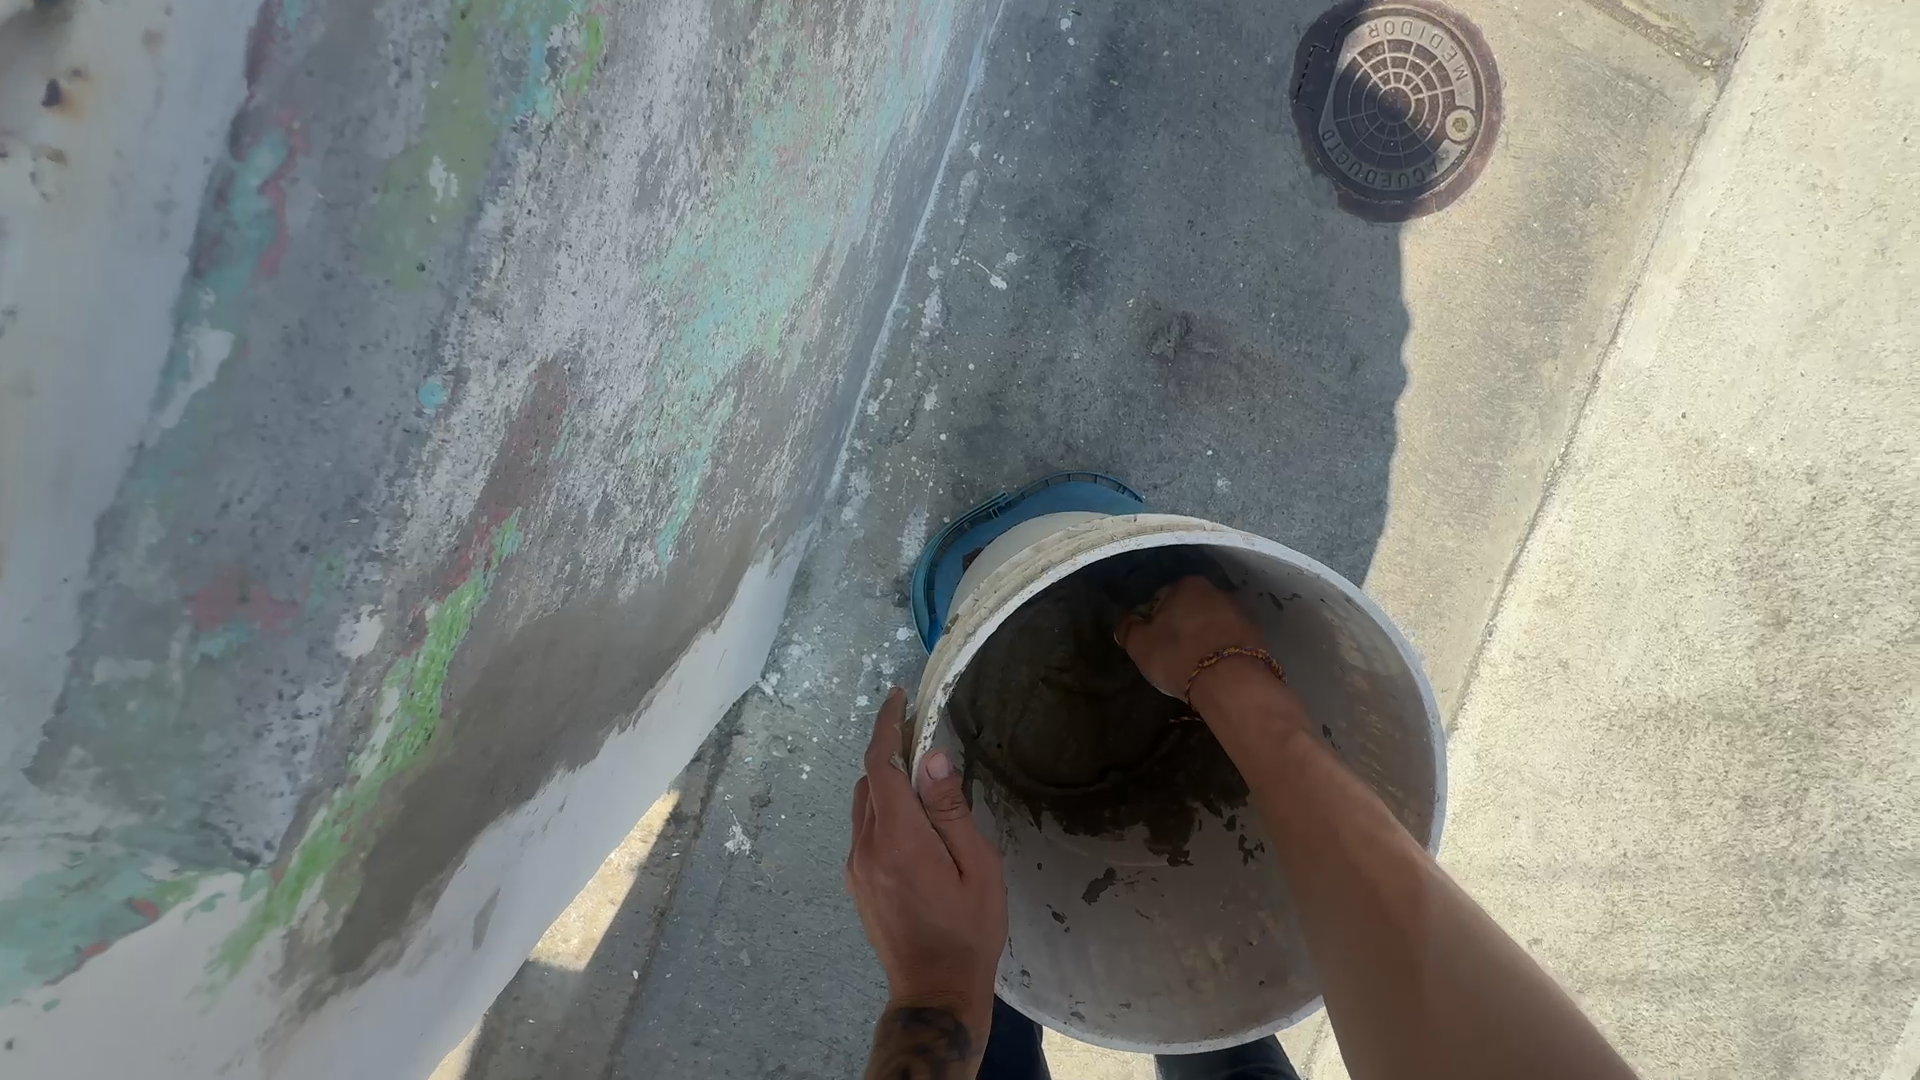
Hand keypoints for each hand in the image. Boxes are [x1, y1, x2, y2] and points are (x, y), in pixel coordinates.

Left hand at [847, 688, 1006, 1036]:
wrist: (934, 993)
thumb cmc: (968, 930)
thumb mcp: (977, 867)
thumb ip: (950, 810)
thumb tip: (931, 757)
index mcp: (897, 838)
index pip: (880, 764)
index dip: (887, 725)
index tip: (898, 696)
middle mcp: (865, 846)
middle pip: (869, 779)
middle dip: (891, 749)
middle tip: (922, 731)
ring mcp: (856, 866)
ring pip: (863, 802)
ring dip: (886, 779)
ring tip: (921, 773)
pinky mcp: (856, 880)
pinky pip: (864, 827)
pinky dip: (883, 806)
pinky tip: (913, 818)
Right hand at [1114, 575, 1268, 698]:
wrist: (1232, 682)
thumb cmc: (1178, 656)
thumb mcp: (1138, 644)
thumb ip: (1127, 627)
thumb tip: (1126, 620)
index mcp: (1187, 585)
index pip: (1160, 597)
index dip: (1151, 620)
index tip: (1151, 641)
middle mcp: (1216, 591)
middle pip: (1188, 608)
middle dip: (1179, 626)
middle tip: (1170, 654)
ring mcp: (1240, 613)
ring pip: (1211, 623)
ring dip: (1202, 637)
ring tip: (1194, 665)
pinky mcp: (1256, 636)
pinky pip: (1229, 640)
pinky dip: (1220, 650)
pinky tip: (1214, 670)